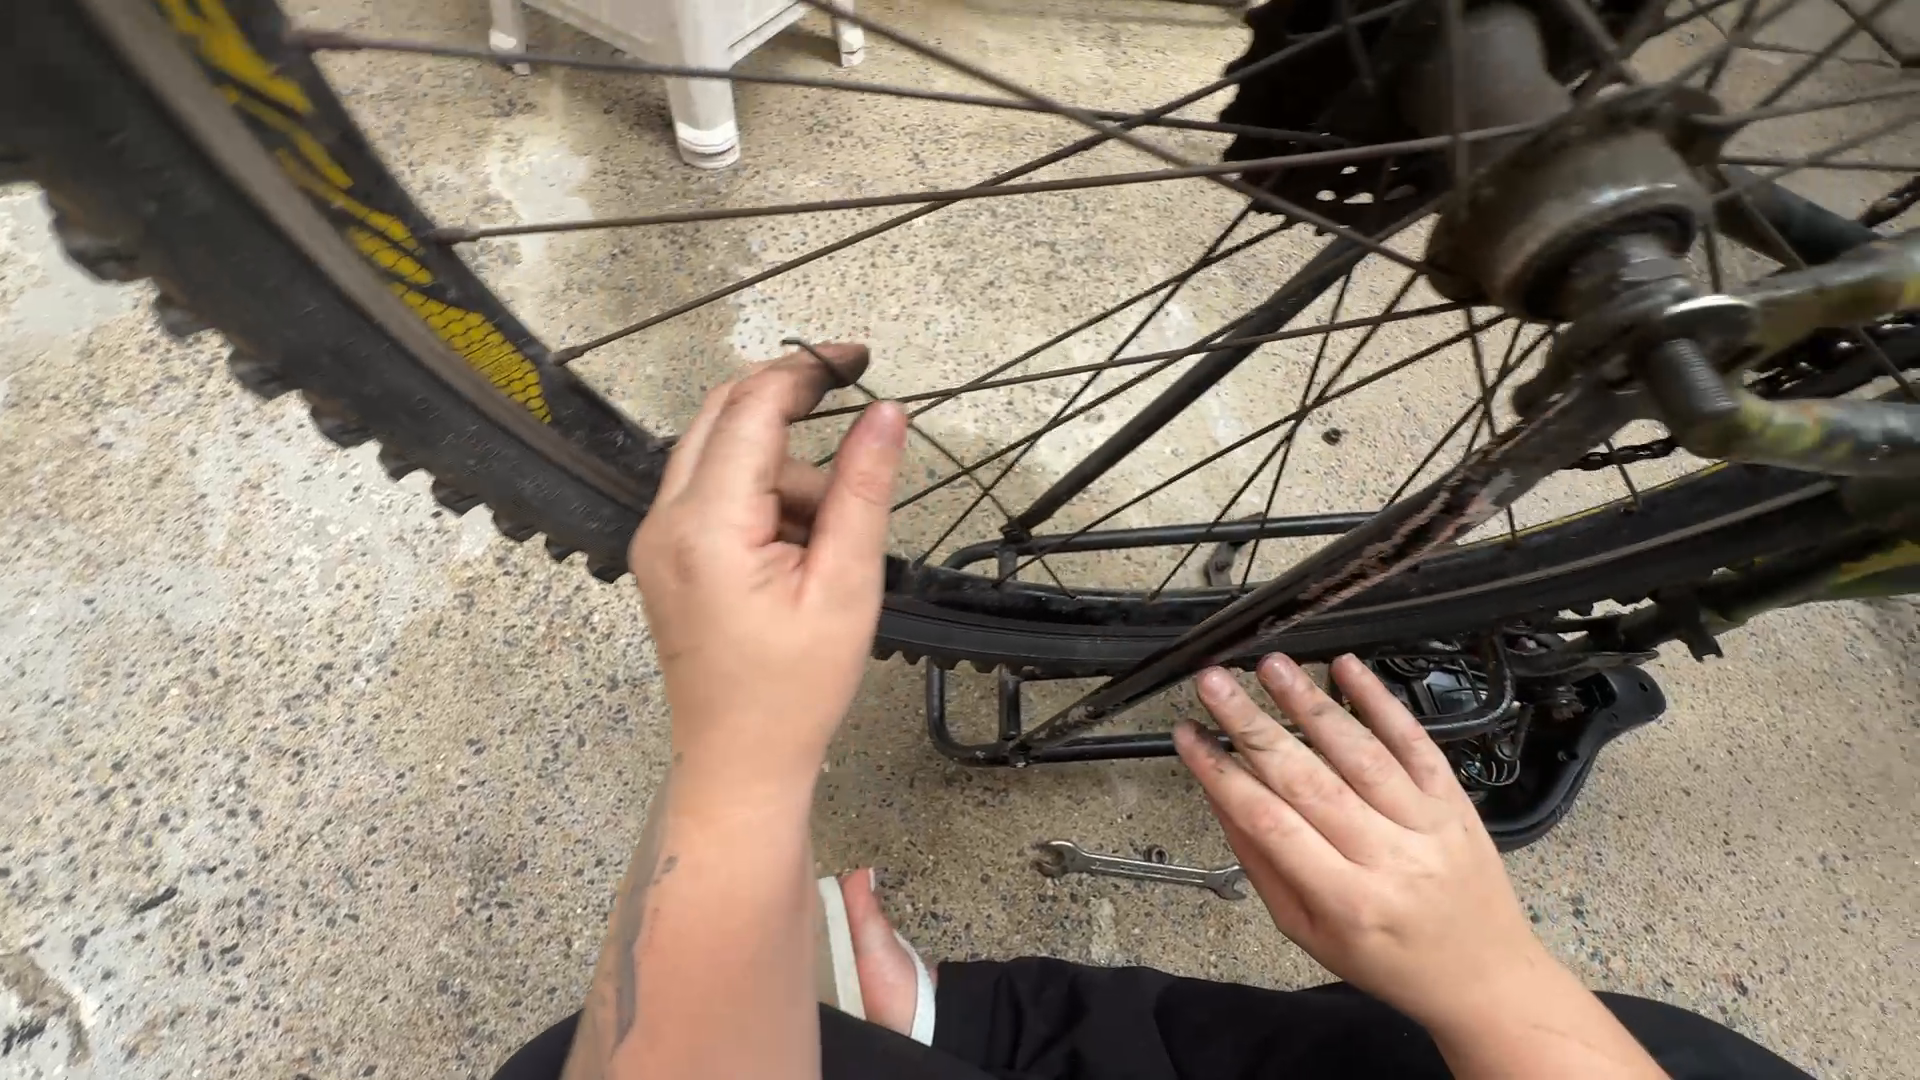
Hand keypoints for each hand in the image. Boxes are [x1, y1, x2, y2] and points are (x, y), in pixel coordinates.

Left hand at [629, 345, 905, 788]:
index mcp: (707, 526)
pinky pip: (716, 493)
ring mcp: (657, 538)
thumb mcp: (847, 585)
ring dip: (785, 473)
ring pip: (724, 456)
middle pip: (725, 418)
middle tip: (856, 413)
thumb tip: (888, 414)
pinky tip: (796, 556)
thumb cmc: (798, 688)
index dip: (806, 371)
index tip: (858, 357)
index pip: (752, 410)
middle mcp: (664, 520)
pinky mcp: (667, 555)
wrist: (742, 761)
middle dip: (792, 408)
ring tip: (826, 550)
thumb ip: (863, 490)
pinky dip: (764, 499)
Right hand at [1175, 654, 1558, 1030]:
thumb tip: (1218, 791)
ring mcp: (1427, 824)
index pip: (1269, 823)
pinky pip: (1415, 743)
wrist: (1490, 981)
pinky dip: (1379, 701)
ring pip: (1359, 752)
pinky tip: (1346, 667)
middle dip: (1251, 725)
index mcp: (1347, 901)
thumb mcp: (1304, 932)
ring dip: (1308, 702)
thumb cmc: (1386, 960)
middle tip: (1213, 683)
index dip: (1220, 774)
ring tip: (1269, 665)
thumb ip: (1259, 861)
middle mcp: (1390, 859)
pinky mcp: (1454, 800)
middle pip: (1308, 779)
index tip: (1187, 736)